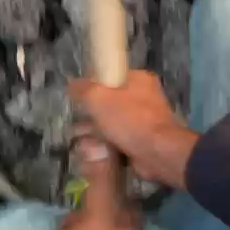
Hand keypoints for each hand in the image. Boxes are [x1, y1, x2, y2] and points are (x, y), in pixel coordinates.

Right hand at [68, 72, 199, 190]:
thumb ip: (82, 89)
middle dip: (90, 117)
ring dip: (94, 134)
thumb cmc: (129, 119)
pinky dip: (105, 147)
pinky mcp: (141, 141)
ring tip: (82, 141)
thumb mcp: (98, 98)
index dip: (93, 87)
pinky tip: (94, 152)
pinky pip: (117, 141)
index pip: (110, 77)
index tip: (80, 100)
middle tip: (77, 126)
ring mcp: (143, 121)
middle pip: (108, 104)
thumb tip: (71, 83)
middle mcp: (143, 97)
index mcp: (138, 79)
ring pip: (111, 124)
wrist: (158, 152)